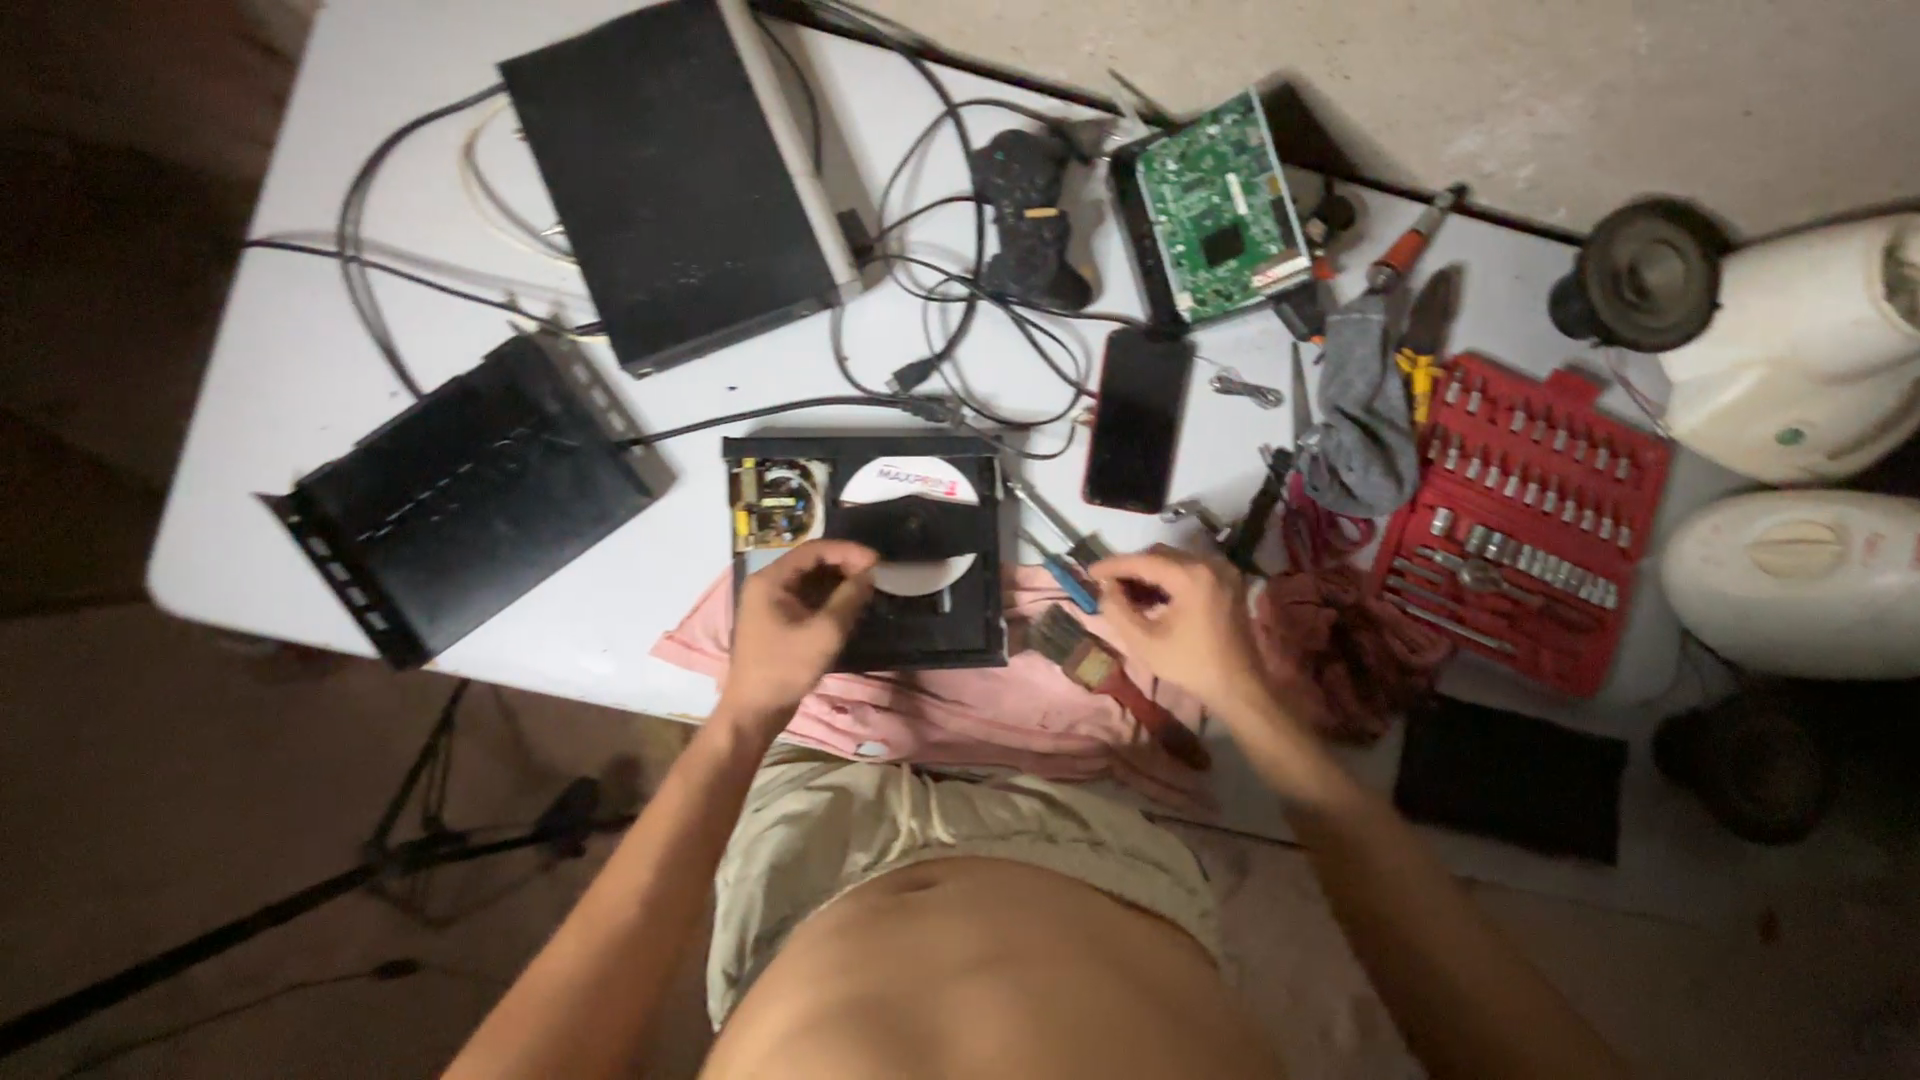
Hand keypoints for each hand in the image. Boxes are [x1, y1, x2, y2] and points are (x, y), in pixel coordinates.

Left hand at [718, 539, 877, 731]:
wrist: (754, 710)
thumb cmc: (785, 668)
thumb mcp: (824, 633)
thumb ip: (849, 598)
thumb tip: (869, 575)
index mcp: (771, 580)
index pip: (813, 550)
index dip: (847, 551)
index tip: (876, 561)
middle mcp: (767, 585)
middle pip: (811, 563)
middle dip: (844, 566)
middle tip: (875, 575)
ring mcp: (770, 604)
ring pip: (810, 582)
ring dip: (839, 583)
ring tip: (868, 589)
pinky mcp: (777, 622)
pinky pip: (806, 599)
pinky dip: (829, 599)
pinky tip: (851, 606)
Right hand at [1087, 545, 1268, 712]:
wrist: (1237, 684)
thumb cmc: (1189, 664)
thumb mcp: (1143, 641)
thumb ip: (1117, 609)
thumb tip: (1105, 587)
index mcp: (1191, 576)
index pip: (1142, 561)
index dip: (1113, 565)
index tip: (1089, 572)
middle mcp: (1210, 563)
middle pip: (1159, 554)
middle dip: (1131, 568)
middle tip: (1108, 586)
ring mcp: (1222, 570)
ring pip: (1173, 560)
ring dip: (1148, 572)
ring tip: (1127, 593)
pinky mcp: (1228, 580)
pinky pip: (1189, 568)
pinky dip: (1168, 577)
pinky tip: (1153, 596)